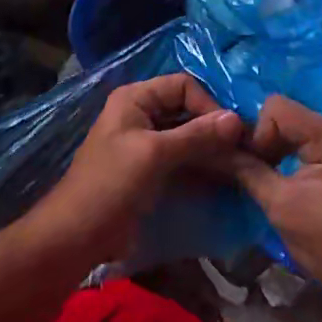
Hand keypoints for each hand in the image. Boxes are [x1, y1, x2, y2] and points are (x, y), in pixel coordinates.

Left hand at [30, 75, 244, 262]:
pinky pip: (185, 159)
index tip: (231, 133)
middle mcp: (142, 114)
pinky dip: (204, 166)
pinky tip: (226, 178)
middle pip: (187, 110)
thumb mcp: (154, 154)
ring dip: (213, 149)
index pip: (183, 85)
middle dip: (214, 128)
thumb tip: (237, 119)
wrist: (77, 236)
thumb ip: (196, 135)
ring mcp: (147, 143)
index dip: (208, 105)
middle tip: (244, 150)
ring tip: (240, 166)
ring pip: (189, 136)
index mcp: (135, 98)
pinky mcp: (153, 170)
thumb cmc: (111, 185)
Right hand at [229, 97, 321, 313]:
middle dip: (266, 140)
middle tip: (254, 173)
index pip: (278, 107)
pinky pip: (314, 146)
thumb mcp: (280, 207)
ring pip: (300, 131)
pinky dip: (295, 158)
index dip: (257, 132)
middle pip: (290, 116)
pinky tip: (288, 184)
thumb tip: (214, 148)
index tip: (252, 166)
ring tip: (268, 180)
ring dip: (279, 150)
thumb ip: (247, 170)